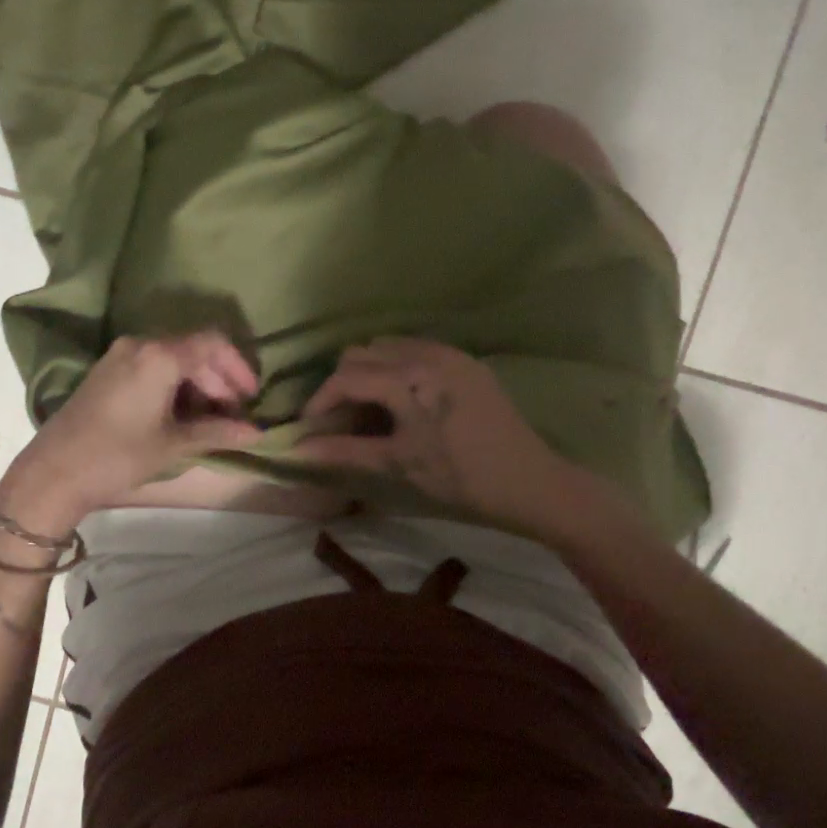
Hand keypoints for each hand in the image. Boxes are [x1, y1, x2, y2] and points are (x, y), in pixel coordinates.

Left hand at [2, 333, 262, 522]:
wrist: (54, 471)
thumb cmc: (118, 456)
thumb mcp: (173, 445)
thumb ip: (217, 432)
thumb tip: (256, 432)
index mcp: (159, 355)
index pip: (212, 343)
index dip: (238, 367)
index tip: (251, 397)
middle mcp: (139, 344)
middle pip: (192, 349)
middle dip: (218, 379)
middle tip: (234, 415)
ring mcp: (119, 356)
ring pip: (171, 358)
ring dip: (196, 383)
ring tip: (210, 420)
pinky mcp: (106, 371)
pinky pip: (150, 366)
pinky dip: (172, 384)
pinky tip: (180, 415)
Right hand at [295, 338, 566, 527]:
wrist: (529, 481)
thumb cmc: (460, 478)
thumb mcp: (398, 464)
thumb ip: (345, 451)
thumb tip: (297, 449)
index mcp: (409, 380)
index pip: (347, 377)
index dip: (321, 400)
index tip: (309, 426)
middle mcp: (427, 354)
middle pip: (363, 353)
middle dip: (343, 383)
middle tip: (340, 420)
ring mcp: (450, 354)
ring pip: (388, 346)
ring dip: (369, 371)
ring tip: (370, 410)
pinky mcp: (465, 361)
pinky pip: (416, 349)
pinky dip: (397, 368)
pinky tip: (402, 401)